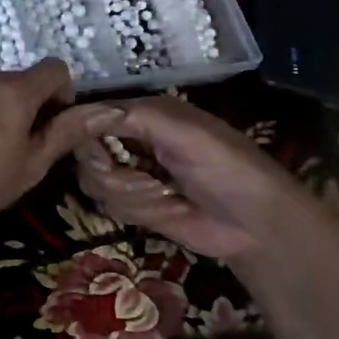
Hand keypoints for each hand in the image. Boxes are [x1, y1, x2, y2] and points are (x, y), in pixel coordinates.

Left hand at [0, 60, 126, 255]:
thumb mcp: (32, 164)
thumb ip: (67, 132)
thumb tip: (109, 111)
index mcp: (13, 90)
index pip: (54, 69)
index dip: (65, 93)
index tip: (58, 126)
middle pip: (24, 78)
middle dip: (35, 103)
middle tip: (30, 145)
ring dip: (8, 108)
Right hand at [72, 95, 321, 259]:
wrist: (257, 224)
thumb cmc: (228, 168)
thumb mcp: (186, 133)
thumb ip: (134, 118)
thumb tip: (81, 113)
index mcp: (141, 114)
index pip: (89, 116)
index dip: (83, 134)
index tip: (101, 154)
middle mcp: (128, 141)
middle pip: (84, 153)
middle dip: (111, 173)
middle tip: (143, 180)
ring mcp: (128, 174)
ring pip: (93, 182)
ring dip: (130, 194)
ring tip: (165, 196)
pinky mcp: (131, 204)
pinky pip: (107, 206)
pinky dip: (137, 210)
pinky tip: (168, 210)